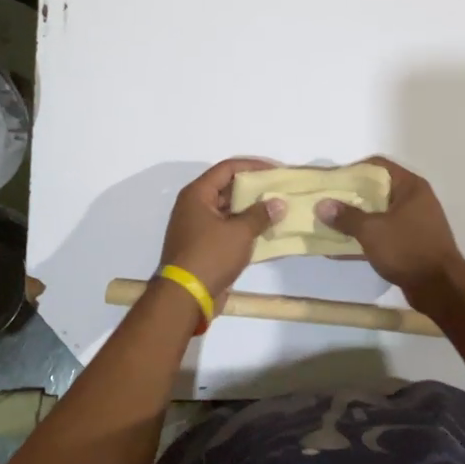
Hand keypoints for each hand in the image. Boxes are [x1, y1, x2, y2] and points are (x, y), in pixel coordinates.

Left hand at [159, 158, 274, 298]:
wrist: (184, 297)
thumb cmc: (210, 256)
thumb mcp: (239, 233)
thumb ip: (260, 214)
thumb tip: (278, 202)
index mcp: (197, 194)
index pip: (228, 168)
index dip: (253, 166)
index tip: (276, 171)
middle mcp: (194, 205)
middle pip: (227, 188)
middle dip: (254, 189)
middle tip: (280, 190)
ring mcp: (197, 227)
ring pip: (228, 210)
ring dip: (251, 210)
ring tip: (278, 210)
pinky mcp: (203, 246)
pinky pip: (227, 229)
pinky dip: (244, 228)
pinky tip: (266, 233)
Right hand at [318, 157, 463, 297]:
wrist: (441, 289)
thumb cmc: (408, 249)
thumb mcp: (372, 231)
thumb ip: (346, 216)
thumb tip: (321, 205)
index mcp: (410, 187)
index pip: (377, 166)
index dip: (352, 170)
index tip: (331, 181)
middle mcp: (415, 200)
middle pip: (377, 190)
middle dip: (350, 197)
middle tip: (327, 203)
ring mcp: (415, 223)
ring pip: (379, 214)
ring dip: (356, 219)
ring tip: (330, 224)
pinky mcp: (412, 244)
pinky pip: (384, 234)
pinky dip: (365, 238)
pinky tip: (342, 249)